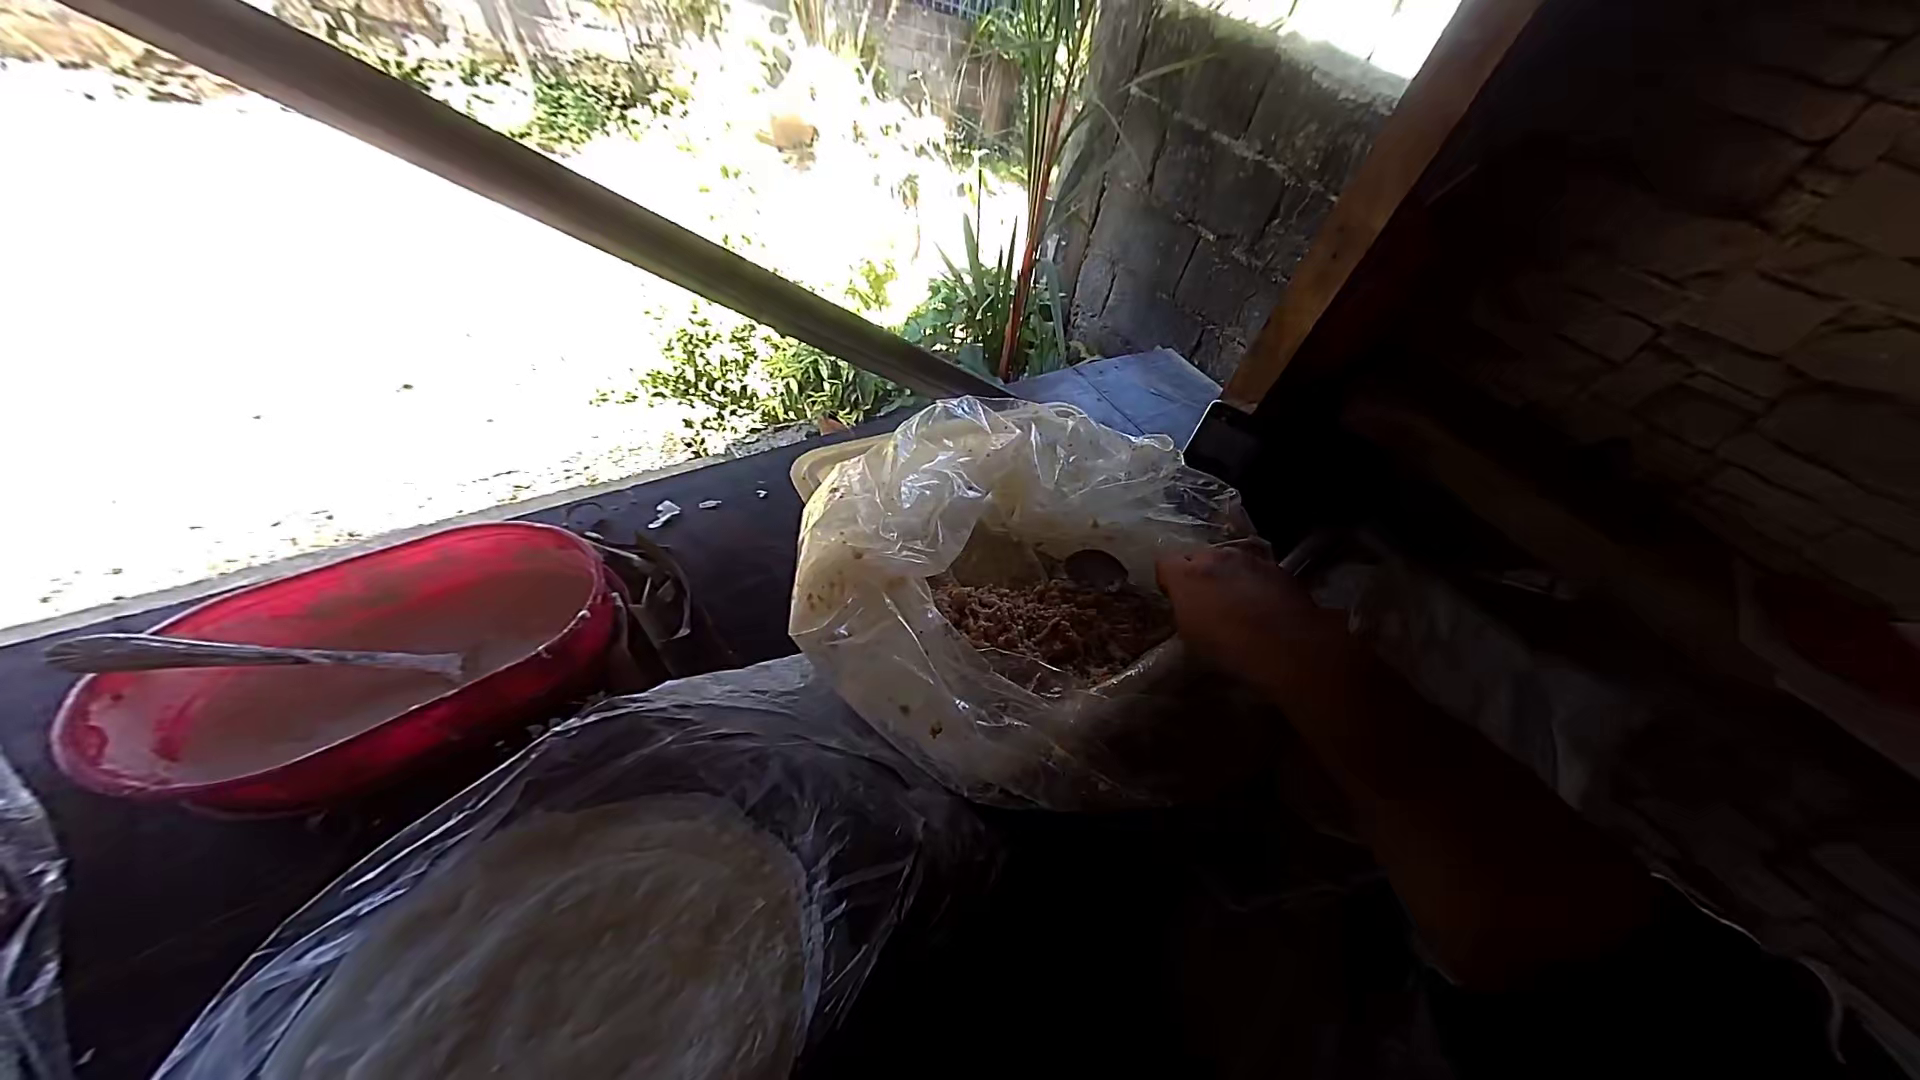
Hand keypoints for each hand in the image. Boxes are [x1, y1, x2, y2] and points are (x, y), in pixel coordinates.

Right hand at [1154, 543, 1350, 689]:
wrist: (1285, 645)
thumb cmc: (1227, 646)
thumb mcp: (1190, 634)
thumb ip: (1184, 611)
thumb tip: (1188, 607)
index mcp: (1185, 575)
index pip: (1165, 564)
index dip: (1169, 580)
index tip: (1174, 596)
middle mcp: (1215, 558)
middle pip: (1199, 557)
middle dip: (1199, 573)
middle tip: (1205, 598)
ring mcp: (1249, 559)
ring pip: (1230, 560)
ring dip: (1229, 574)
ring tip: (1237, 600)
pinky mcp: (1277, 568)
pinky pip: (1257, 569)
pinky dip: (1255, 581)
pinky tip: (1262, 603)